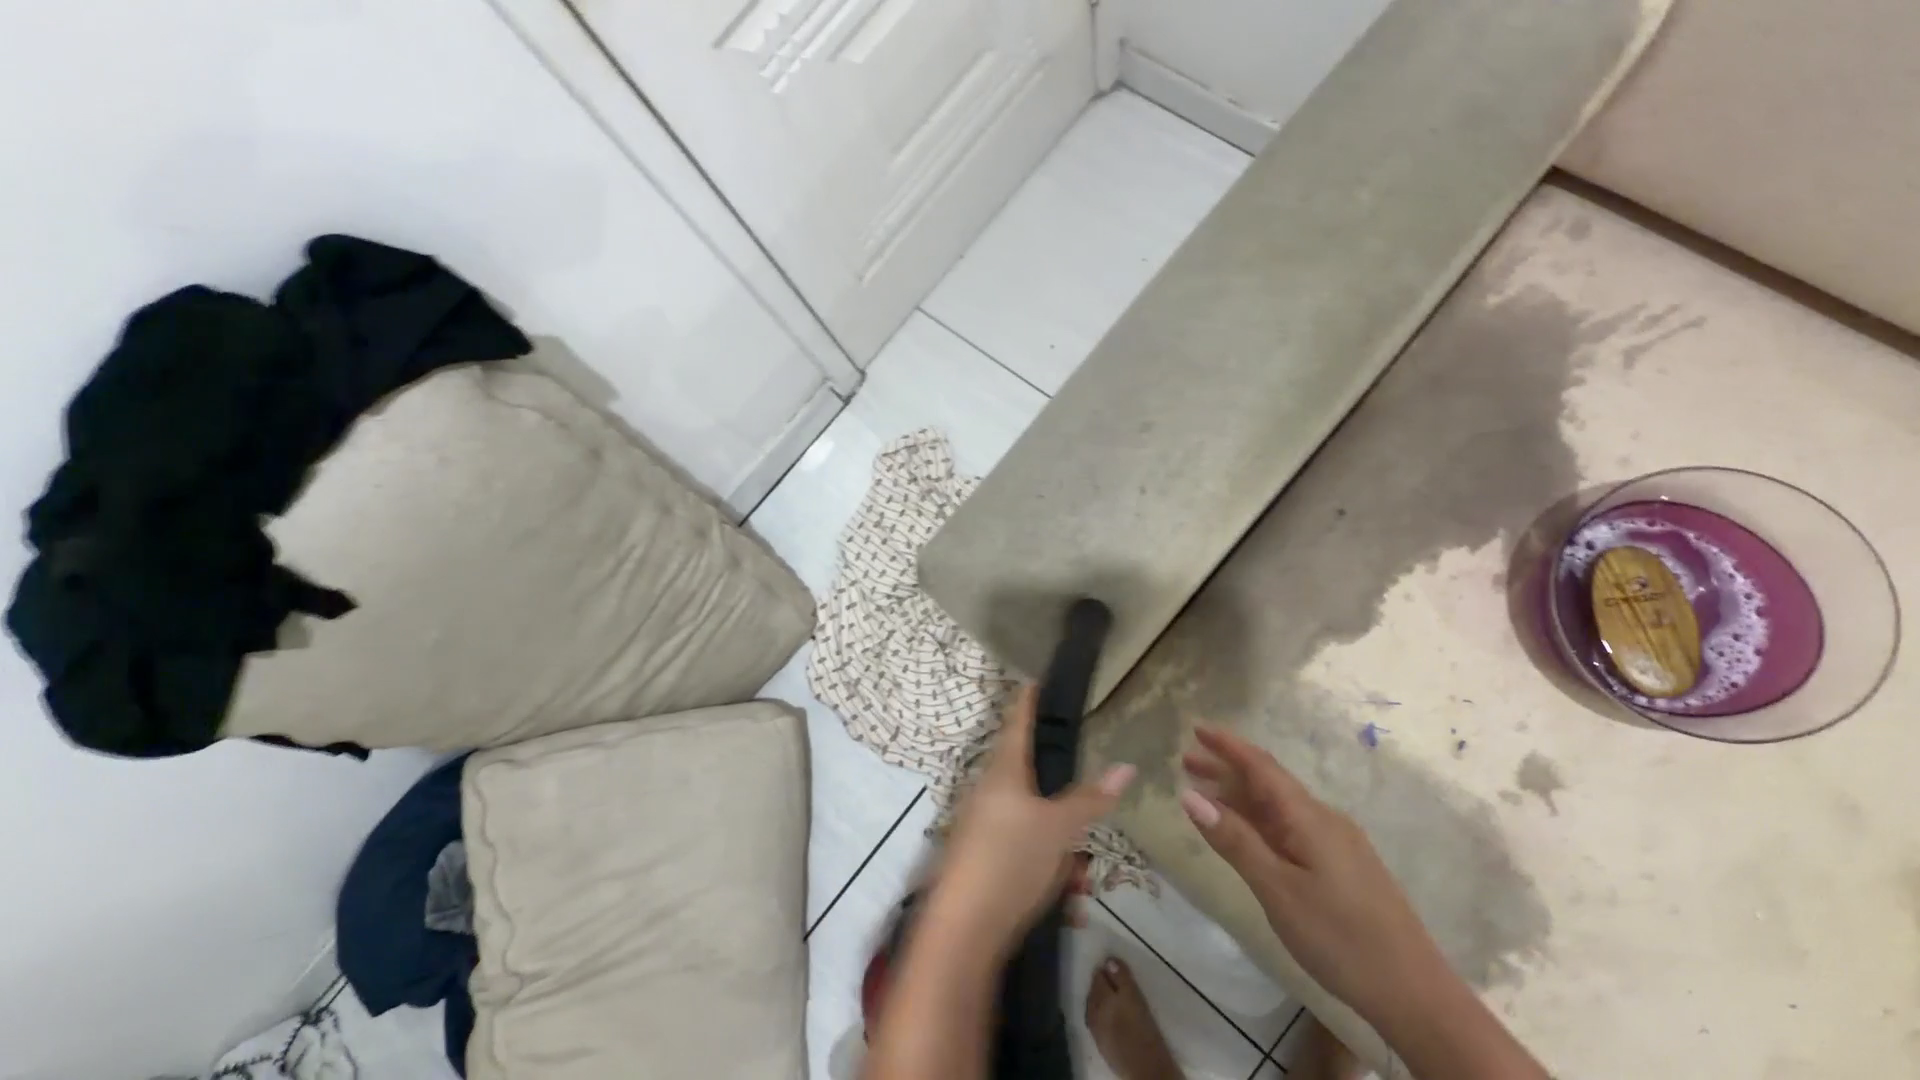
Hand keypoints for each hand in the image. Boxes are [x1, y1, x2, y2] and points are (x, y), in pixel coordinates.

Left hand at [928, 685, 1135, 951]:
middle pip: (1034, 784)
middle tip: (1088, 830)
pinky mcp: (984, 862)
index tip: (1036, 680)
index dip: (1028, 703)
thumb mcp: (1059, 828)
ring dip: (1062, 853)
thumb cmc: (1010, 861)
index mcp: (1002, 773)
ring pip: (1036, 828)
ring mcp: (982, 830)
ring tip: (1078, 884)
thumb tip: (1125, 766)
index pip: (1017, 725)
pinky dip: (1049, 876)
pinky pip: (1026, 857)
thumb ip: (1090, 799)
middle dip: (1068, 810)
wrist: (962, 930)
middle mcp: (988, 795)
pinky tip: (1066, 904)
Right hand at [1178, 726, 1453, 1026]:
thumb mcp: (1277, 889)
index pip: (1262, 767)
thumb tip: (1191, 796)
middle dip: (1228, 769)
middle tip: (1186, 762)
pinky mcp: (1342, 868)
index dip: (1228, 746)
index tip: (1196, 727)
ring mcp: (1337, 845)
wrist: (1412, 991)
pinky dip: (1260, 821)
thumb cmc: (1339, 937)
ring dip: (1241, 797)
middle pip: (1270, 783)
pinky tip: (1245, 834)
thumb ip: (1235, 841)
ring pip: (1280, 808)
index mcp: (1309, 819)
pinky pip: (1291, 829)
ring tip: (1204, 794)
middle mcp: (1324, 821)